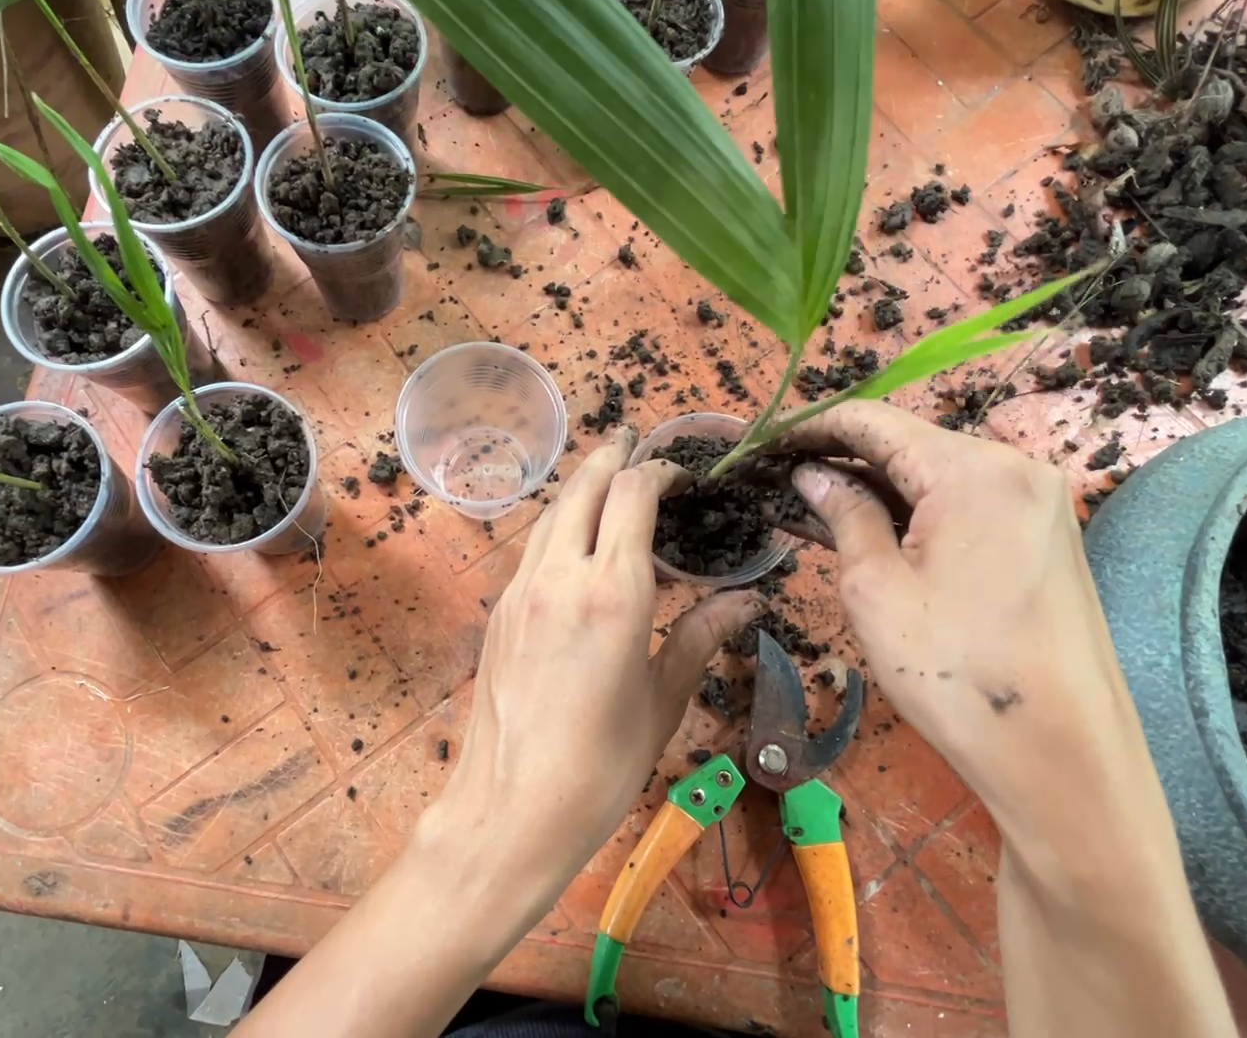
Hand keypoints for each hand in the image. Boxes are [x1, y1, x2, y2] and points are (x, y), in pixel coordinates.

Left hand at [425, 425, 761, 885]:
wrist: (512, 805)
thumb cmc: (601, 762)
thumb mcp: (662, 700)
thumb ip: (700, 637)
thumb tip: (746, 601)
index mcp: (611, 592)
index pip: (631, 496)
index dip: (656, 472)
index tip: (679, 474)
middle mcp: (560, 576)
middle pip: (582, 489)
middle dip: (610, 458)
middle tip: (631, 441)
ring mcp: (521, 591)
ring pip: (550, 515)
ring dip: (578, 488)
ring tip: (602, 477)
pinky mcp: (500, 612)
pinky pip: (532, 550)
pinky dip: (557, 526)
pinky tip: (572, 542)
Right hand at [778, 401, 1163, 879]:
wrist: (1063, 756)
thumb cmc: (955, 670)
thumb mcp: (876, 589)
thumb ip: (844, 515)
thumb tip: (813, 476)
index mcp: (974, 470)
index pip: (875, 420)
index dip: (813, 427)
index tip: (765, 440)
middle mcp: (1016, 468)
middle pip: (909, 442)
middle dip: (842, 456)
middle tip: (782, 479)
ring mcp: (1037, 502)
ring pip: (935, 474)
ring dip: (875, 485)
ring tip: (813, 505)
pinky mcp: (1044, 536)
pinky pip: (963, 502)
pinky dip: (913, 509)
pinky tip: (871, 527)